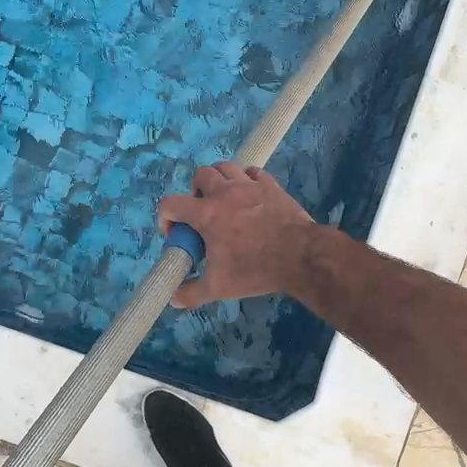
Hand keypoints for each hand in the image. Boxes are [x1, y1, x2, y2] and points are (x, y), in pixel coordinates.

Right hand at [157, 162, 320, 309]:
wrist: (300, 256)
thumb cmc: (255, 270)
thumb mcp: (219, 287)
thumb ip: (192, 293)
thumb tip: (174, 299)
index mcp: (206, 215)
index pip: (170, 204)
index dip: (166, 217)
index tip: (175, 233)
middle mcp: (224, 193)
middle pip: (200, 175)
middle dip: (195, 191)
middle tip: (202, 212)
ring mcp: (249, 185)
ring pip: (226, 167)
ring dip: (219, 179)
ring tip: (223, 198)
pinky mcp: (271, 185)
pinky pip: (253, 172)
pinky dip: (246, 179)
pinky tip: (249, 194)